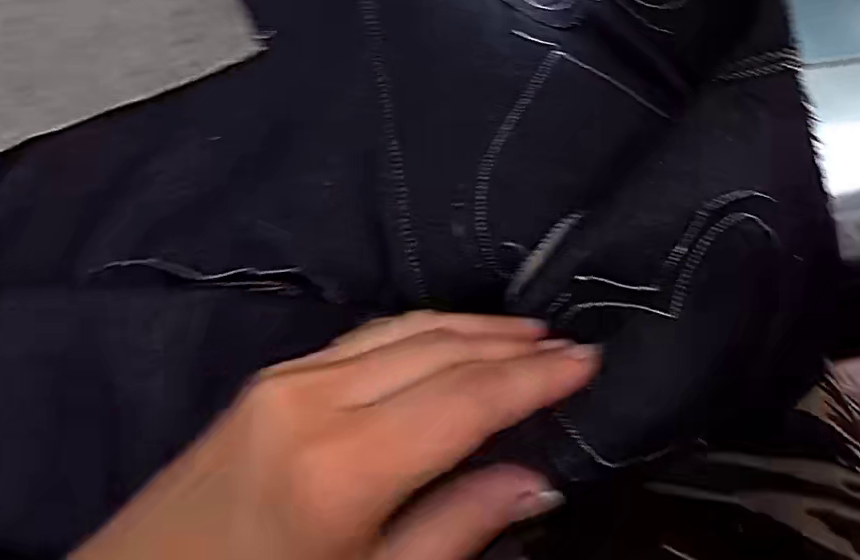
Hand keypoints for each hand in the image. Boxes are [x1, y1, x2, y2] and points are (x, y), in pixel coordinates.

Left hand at [74, 311, 598, 559]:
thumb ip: (456, 531)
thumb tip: (540, 479)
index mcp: (339, 467)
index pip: (470, 397)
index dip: (538, 377)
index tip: (590, 359)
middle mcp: (316, 399)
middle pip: (446, 350)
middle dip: (517, 347)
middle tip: (571, 347)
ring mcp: (287, 380)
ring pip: (413, 328)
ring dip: (479, 327)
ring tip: (531, 333)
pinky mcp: (269, 380)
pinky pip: (374, 335)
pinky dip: (430, 329)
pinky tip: (457, 337)